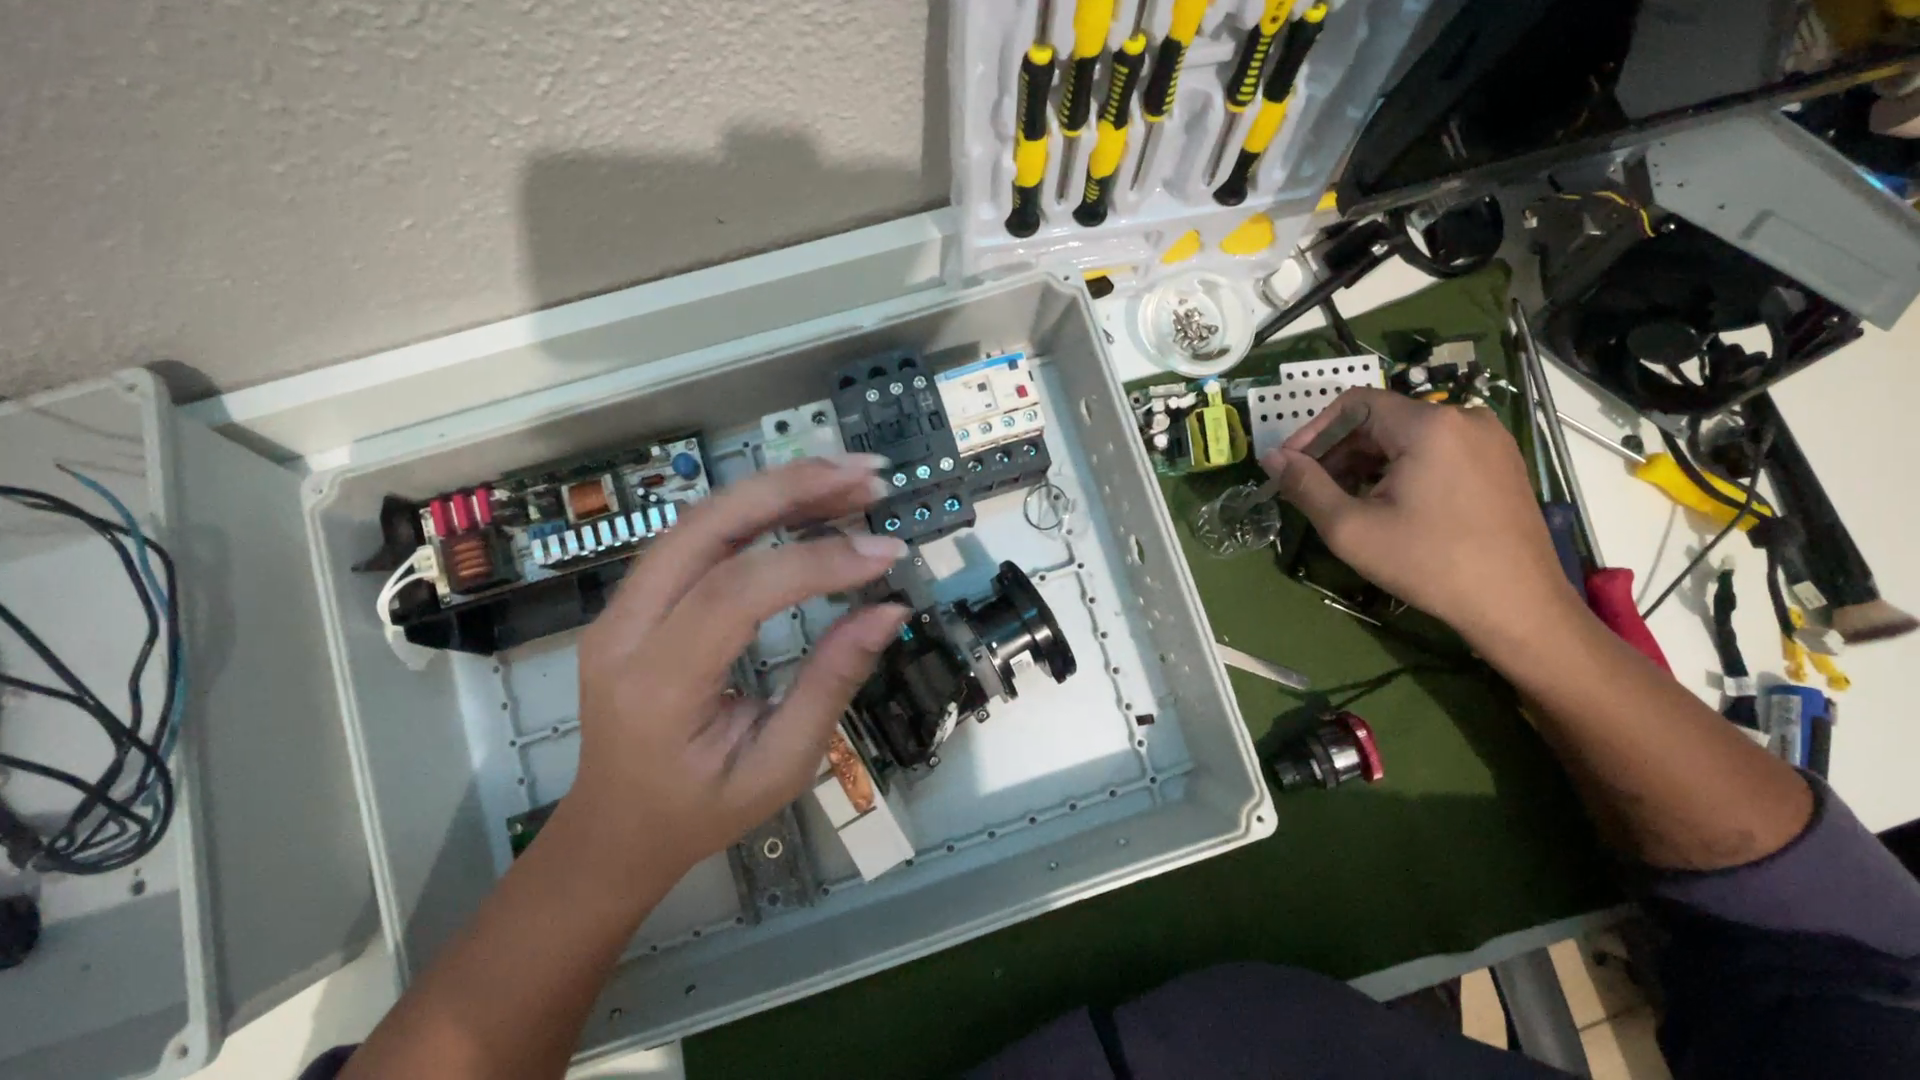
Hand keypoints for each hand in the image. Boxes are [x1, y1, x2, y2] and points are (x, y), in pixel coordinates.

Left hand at [566, 457, 910, 878]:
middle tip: (868, 476)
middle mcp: (624, 631)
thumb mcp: (778, 767)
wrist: (616, 826)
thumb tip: (888, 610)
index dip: (816, 562)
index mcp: (658, 686)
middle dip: (792, 489)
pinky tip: (805, 503)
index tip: (887, 556)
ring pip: (699, 519)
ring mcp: (620, 608)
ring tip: (850, 479)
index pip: (736, 594)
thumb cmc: (700, 811)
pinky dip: (755, 510)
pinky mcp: (634, 599)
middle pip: (705, 528)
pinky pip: (695, 537)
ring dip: (777, 489)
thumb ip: (830, 684)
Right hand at [1258, 388, 1584, 645]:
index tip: (1289, 466)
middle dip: (1339, 451)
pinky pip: (1437, 452)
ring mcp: (1488, 440)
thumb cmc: (1429, 564)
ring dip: (1368, 463)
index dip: (1313, 431)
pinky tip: (1388, 506)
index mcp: (1429, 424)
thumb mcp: (1351, 528)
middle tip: (1311, 490)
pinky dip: (1402, 470)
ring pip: (1408, 437)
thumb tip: (1272, 457)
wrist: (1517, 605)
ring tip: (1345, 503)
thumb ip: (1305, 486)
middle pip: (1381, 419)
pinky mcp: (1500, 463)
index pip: (1354, 403)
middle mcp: (1464, 417)